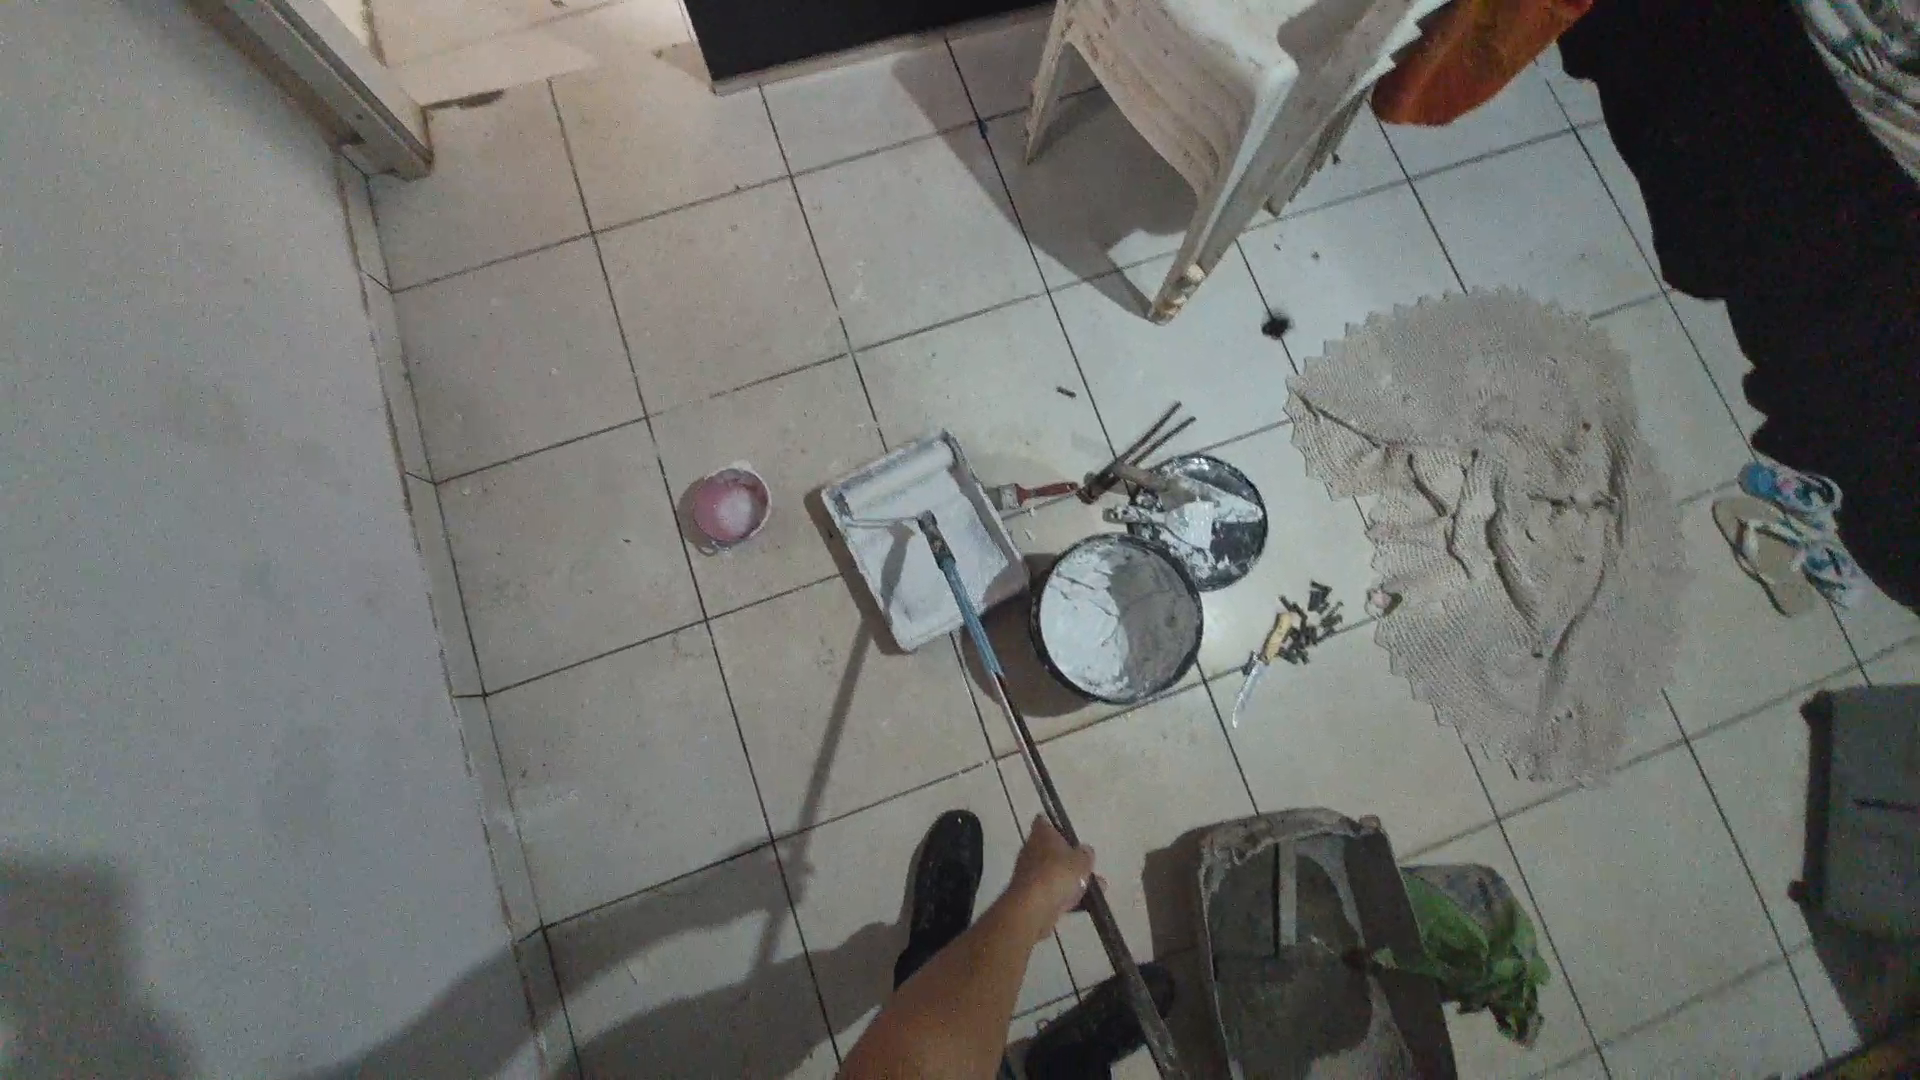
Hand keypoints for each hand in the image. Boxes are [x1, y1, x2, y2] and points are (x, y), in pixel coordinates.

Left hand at [1001, 816, 1095, 942]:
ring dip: (1071, 879)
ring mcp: (1028, 873)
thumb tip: (1085, 850)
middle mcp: (1031, 850)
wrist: (1034, 907)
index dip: (1055, 825)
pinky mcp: (1030, 894)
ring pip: (1053, 872)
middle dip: (1069, 858)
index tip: (1068, 834)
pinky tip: (1083, 904)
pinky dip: (1065, 895)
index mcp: (1040, 834)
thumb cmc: (1058, 874)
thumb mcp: (1081, 860)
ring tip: (1094, 888)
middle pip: (1051, 849)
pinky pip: (1051, 891)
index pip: (1044, 822)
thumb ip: (1085, 854)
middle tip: (1087, 867)